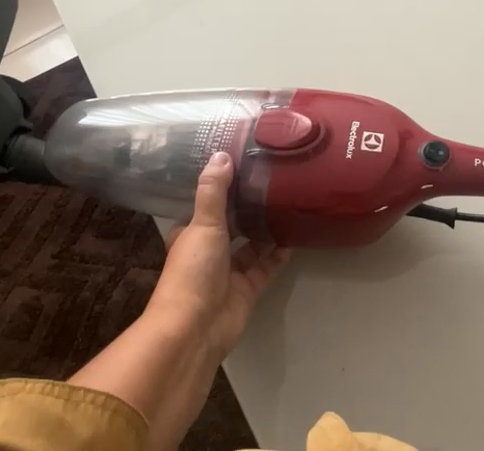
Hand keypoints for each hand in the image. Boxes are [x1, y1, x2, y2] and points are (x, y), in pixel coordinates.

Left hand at [146, 152, 290, 355]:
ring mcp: (228, 273)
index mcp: (189, 235)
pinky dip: (278, 255)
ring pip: (249, 246)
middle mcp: (208, 252)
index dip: (219, 190)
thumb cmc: (193, 271)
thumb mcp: (202, 224)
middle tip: (271, 182)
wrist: (195, 329)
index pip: (203, 208)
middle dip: (246, 209)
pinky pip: (266, 266)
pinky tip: (294, 236)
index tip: (241, 168)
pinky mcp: (247, 289)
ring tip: (287, 204)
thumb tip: (222, 154)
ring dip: (264, 230)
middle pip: (229, 226)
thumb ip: (213, 190)